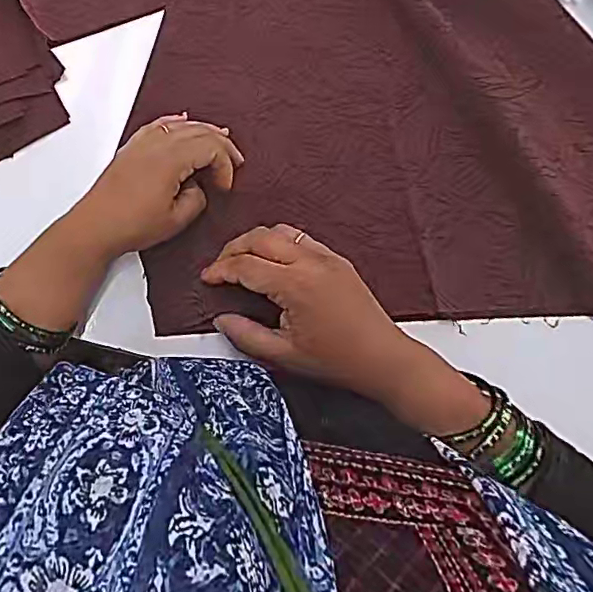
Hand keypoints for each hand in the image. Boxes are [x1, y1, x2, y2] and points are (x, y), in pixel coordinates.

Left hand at [0, 114, 241, 333]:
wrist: (95, 227)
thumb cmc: (129, 225)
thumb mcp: (176, 220)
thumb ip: (197, 199)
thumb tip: (199, 189)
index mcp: (170, 159)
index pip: (211, 147)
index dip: (225, 165)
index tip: (224, 186)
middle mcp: (156, 144)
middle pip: (199, 131)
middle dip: (221, 144)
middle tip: (234, 161)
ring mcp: (141, 144)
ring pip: (180, 125)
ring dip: (202, 130)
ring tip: (219, 135)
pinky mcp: (131, 149)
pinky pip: (157, 125)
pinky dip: (174, 122)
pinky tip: (181, 120)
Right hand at [201, 225, 490, 436]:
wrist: (384, 359)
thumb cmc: (339, 360)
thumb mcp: (283, 356)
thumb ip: (246, 335)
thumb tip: (222, 319)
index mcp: (296, 285)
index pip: (245, 265)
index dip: (220, 270)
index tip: (208, 279)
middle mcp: (312, 263)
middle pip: (259, 237)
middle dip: (233, 248)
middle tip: (220, 268)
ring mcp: (327, 258)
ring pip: (281, 231)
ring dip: (256, 241)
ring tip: (243, 261)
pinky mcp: (338, 260)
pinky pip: (301, 238)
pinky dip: (280, 242)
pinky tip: (273, 261)